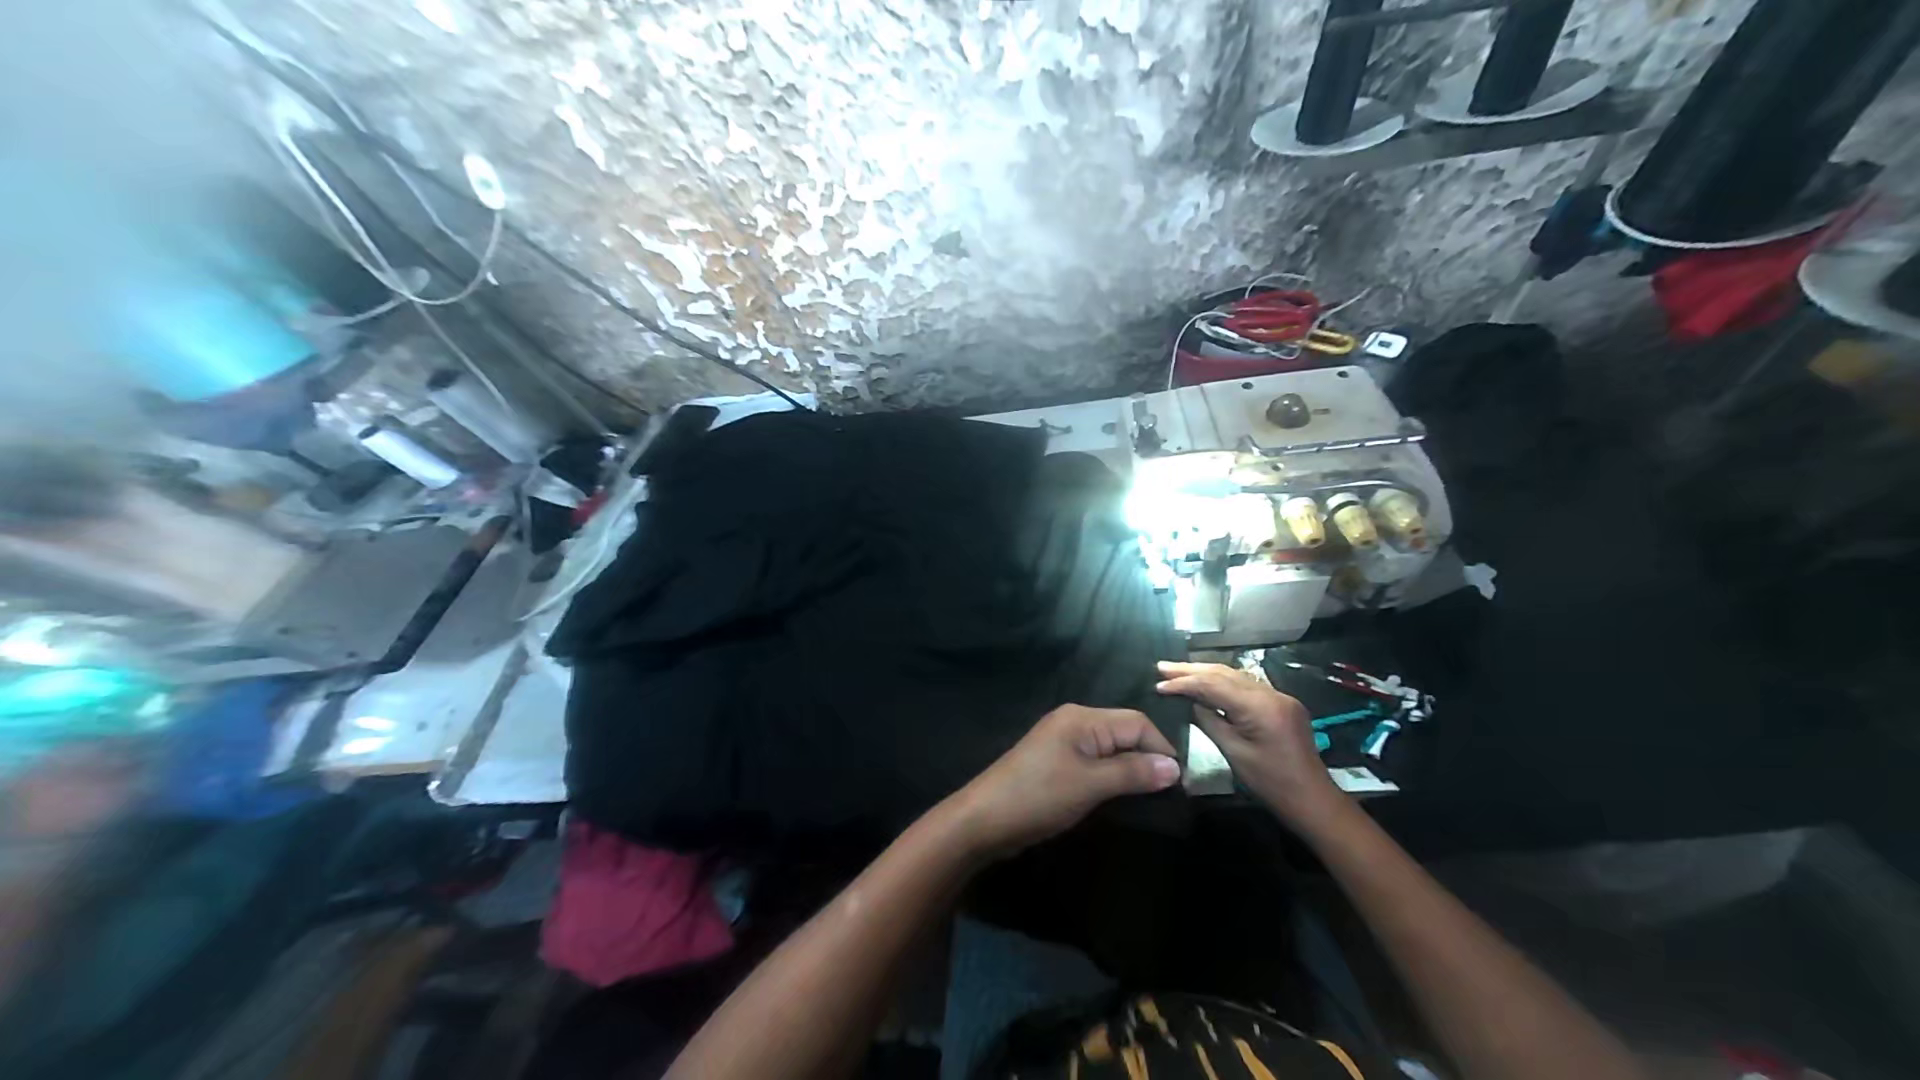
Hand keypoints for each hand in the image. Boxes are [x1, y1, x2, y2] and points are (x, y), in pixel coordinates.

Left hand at [947, 705, 1180, 855]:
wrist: (983, 820)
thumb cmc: (1038, 796)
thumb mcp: (1090, 785)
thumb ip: (1133, 772)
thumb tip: (1174, 767)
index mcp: (1082, 718)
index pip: (1136, 722)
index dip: (1161, 749)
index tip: (1179, 785)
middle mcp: (1074, 722)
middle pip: (1124, 732)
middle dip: (1148, 759)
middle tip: (1169, 795)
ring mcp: (1063, 743)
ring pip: (1111, 749)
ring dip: (1131, 770)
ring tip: (1151, 799)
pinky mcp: (1056, 764)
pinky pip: (1095, 763)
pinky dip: (1112, 777)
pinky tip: (1121, 797)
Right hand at [1155, 661, 1346, 827]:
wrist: (1313, 801)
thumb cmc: (1271, 784)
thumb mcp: (1233, 753)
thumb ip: (1209, 721)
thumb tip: (1190, 702)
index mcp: (1260, 706)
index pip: (1213, 684)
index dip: (1184, 683)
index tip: (1159, 685)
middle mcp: (1271, 693)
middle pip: (1224, 673)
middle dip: (1191, 670)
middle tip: (1162, 667)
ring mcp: (1279, 697)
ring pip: (1235, 676)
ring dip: (1206, 673)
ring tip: (1177, 672)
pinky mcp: (1281, 704)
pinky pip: (1246, 686)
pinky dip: (1222, 683)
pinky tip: (1206, 684)